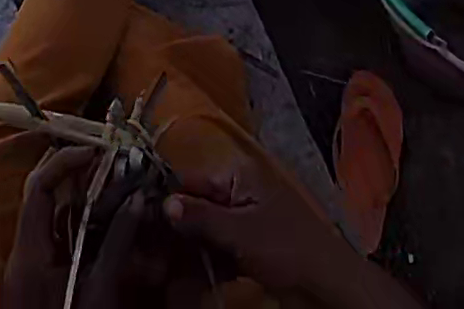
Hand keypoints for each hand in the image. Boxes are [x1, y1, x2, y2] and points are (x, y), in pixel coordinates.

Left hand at [3, 147, 159, 308]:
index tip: (98, 150)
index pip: (39, 186)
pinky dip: (84, 220)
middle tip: (109, 158)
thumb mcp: (100, 294)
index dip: (66, 160)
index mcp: (29, 254)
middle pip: (43, 193)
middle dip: (76, 171)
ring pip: (54, 213)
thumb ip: (119, 242)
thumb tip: (139, 197)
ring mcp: (30, 267)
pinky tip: (110, 218)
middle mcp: (24, 254)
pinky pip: (60, 235)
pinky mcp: (41, 279)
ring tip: (116, 181)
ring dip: (83, 195)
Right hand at [160, 159, 352, 298]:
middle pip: (193, 208)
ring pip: (201, 234)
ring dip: (182, 254)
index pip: (190, 181)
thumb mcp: (241, 232)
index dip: (164, 199)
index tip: (135, 218)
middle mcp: (236, 193)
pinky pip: (214, 253)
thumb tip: (164, 202)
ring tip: (159, 273)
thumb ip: (202, 217)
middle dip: (170, 233)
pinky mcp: (245, 249)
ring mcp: (241, 222)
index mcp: (237, 176)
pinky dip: (201, 267)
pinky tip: (184, 285)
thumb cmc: (287, 246)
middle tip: (147, 257)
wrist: (328, 285)